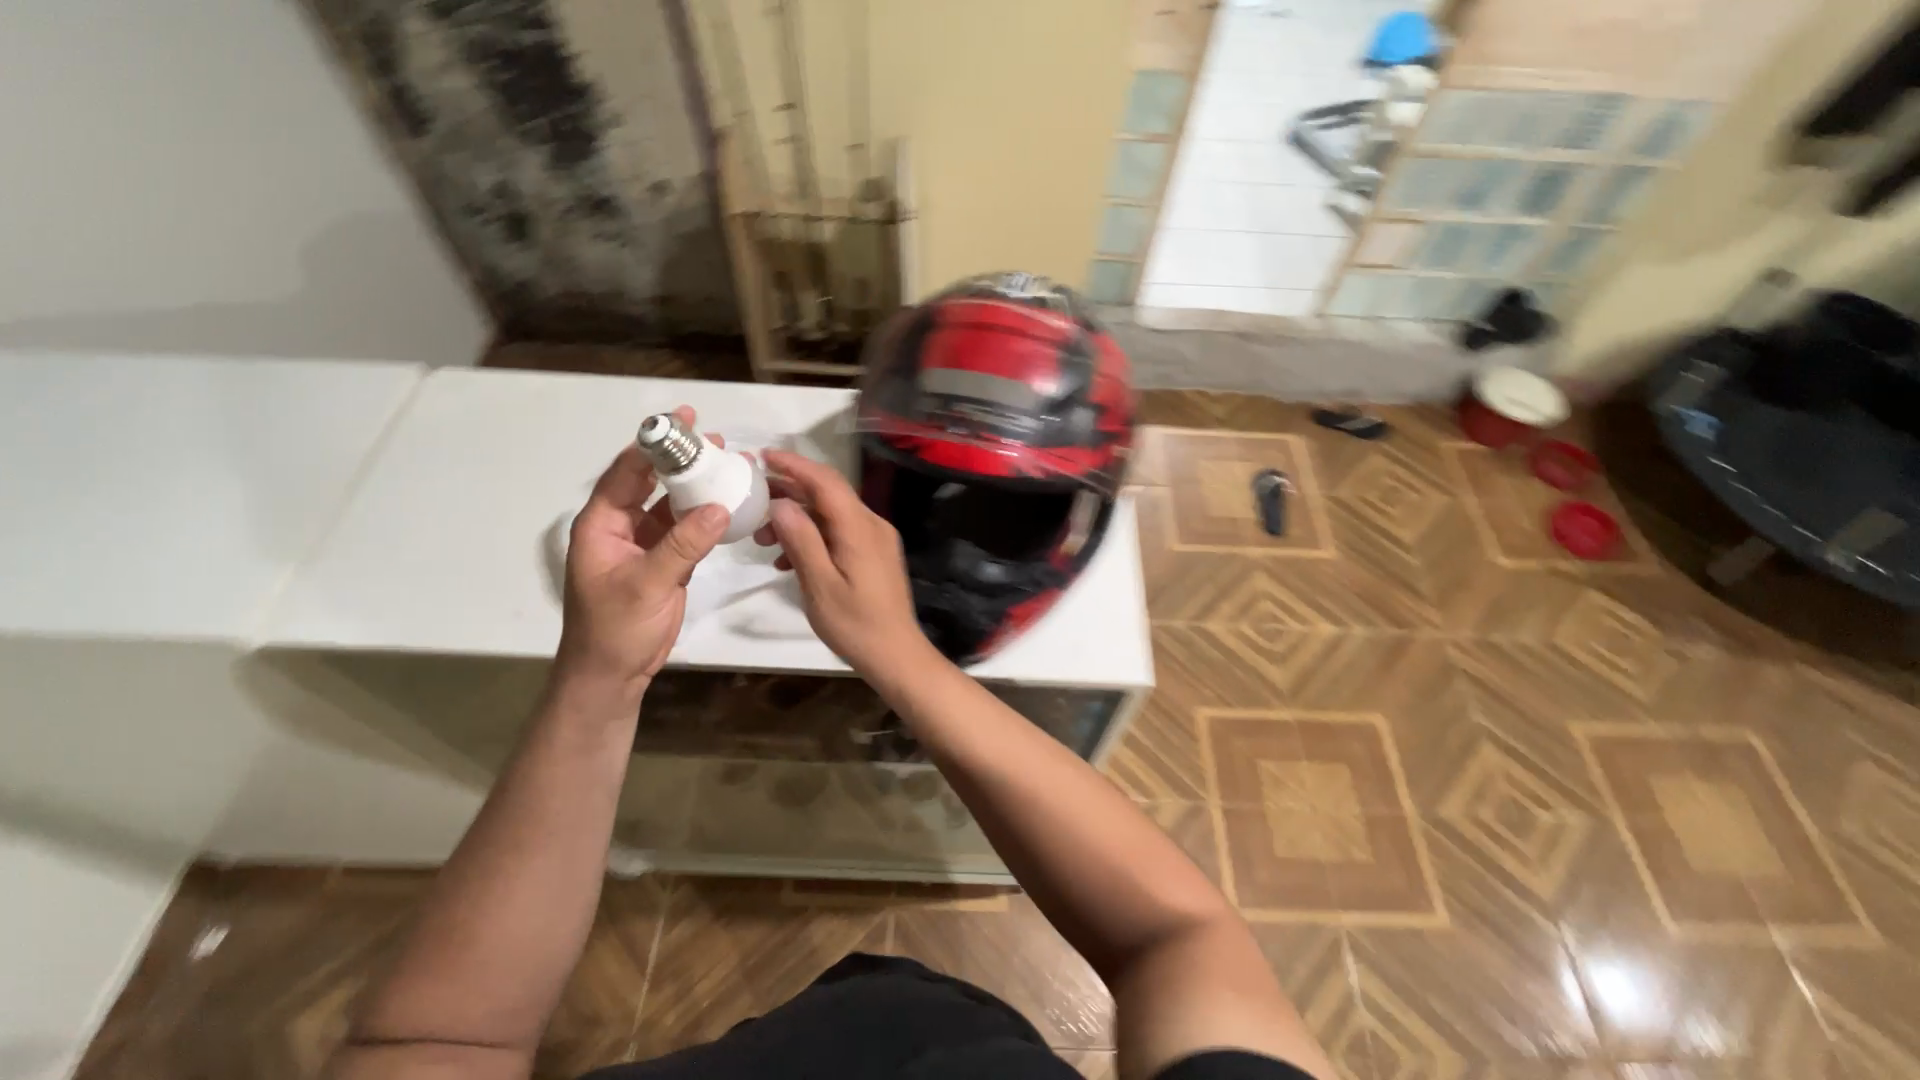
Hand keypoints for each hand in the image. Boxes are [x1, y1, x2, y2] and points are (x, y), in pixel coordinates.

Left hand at [558, 406, 729, 697]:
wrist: (612, 676)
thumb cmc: (615, 629)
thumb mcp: (647, 584)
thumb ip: (682, 545)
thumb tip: (719, 507)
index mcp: (601, 525)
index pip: (626, 474)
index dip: (653, 445)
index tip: (681, 422)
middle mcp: (620, 528)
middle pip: (649, 482)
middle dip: (678, 459)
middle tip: (713, 437)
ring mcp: (643, 545)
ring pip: (669, 505)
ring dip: (694, 486)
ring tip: (726, 462)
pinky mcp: (664, 563)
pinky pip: (684, 530)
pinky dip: (704, 516)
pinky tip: (727, 502)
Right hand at [754, 450, 935, 677]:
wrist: (895, 654)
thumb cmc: (855, 624)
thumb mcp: (820, 584)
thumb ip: (801, 540)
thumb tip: (780, 503)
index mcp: (859, 528)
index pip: (825, 482)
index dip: (794, 466)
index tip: (763, 457)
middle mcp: (872, 525)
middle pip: (828, 495)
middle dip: (790, 493)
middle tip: (753, 500)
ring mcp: (876, 540)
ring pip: (831, 515)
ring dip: (797, 519)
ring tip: (763, 539)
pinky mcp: (874, 555)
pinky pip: (839, 533)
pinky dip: (812, 538)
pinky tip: (787, 560)